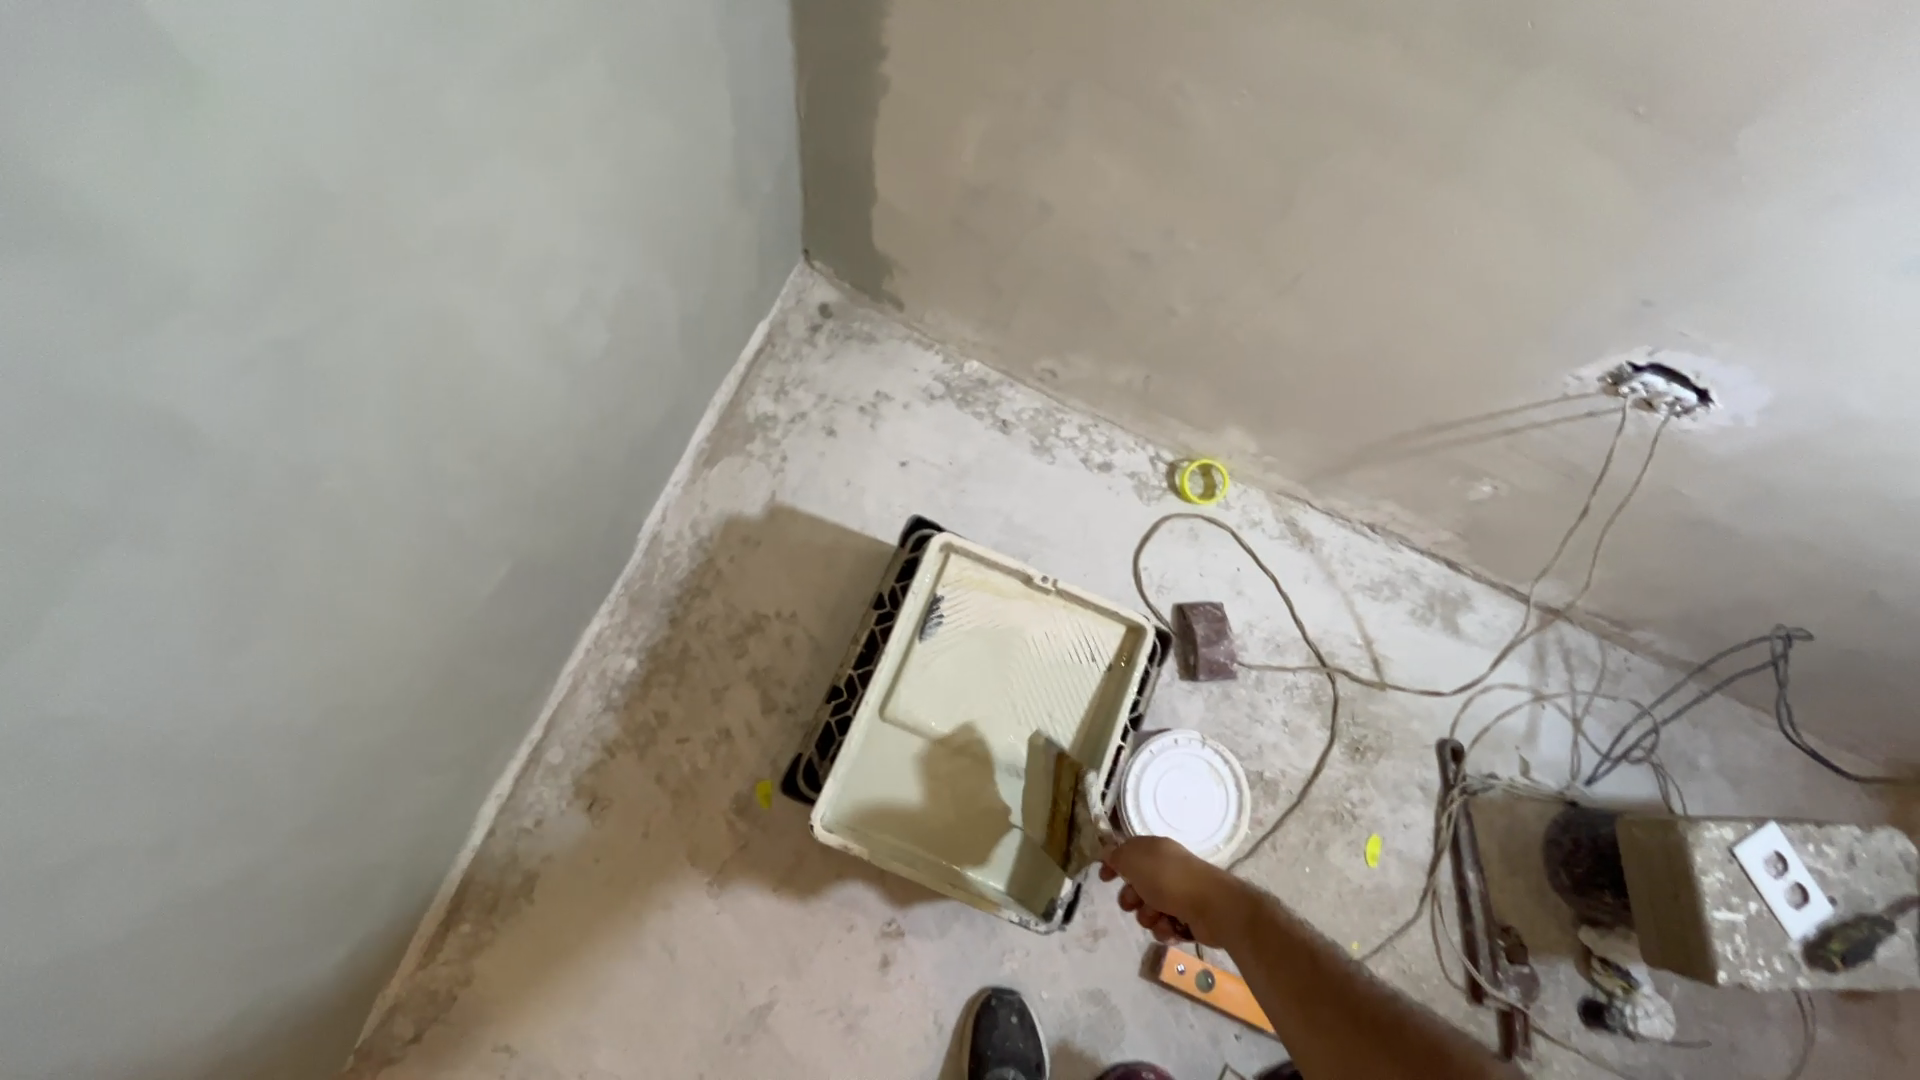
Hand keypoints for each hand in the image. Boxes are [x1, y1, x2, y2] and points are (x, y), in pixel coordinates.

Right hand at [1099, 836, 1241, 945]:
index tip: (1104, 878)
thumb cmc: (1168, 878)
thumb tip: (1107, 852)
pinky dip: (1164, 929)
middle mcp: (1166, 870)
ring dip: (1147, 916)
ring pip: (1148, 909)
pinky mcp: (1187, 918)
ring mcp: (1178, 895)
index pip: (1128, 853)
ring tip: (1157, 916)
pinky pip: (1164, 926)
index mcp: (1155, 851)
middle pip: (1136, 886)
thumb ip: (1117, 855)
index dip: (1114, 864)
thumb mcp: (1134, 860)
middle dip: (1130, 898)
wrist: (1210, 906)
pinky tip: (1170, 928)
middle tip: (1133, 903)